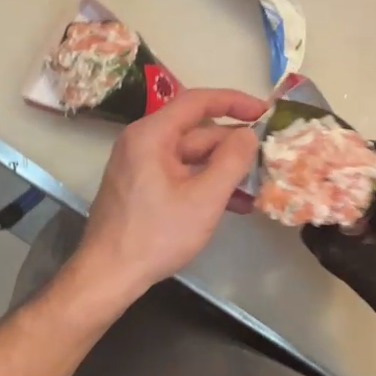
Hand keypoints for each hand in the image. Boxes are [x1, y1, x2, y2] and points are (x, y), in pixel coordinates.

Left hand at [68, 88, 267, 306]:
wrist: (108, 274)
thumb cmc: (156, 235)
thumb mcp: (204, 199)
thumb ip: (231, 161)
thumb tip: (248, 135)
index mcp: (151, 135)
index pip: (198, 101)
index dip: (234, 102)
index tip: (264, 112)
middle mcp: (142, 142)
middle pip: (195, 132)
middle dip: (232, 145)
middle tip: (266, 158)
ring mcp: (139, 166)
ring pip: (190, 157)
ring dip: (222, 169)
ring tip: (256, 186)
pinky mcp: (140, 187)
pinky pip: (179, 175)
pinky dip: (204, 183)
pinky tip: (232, 204)